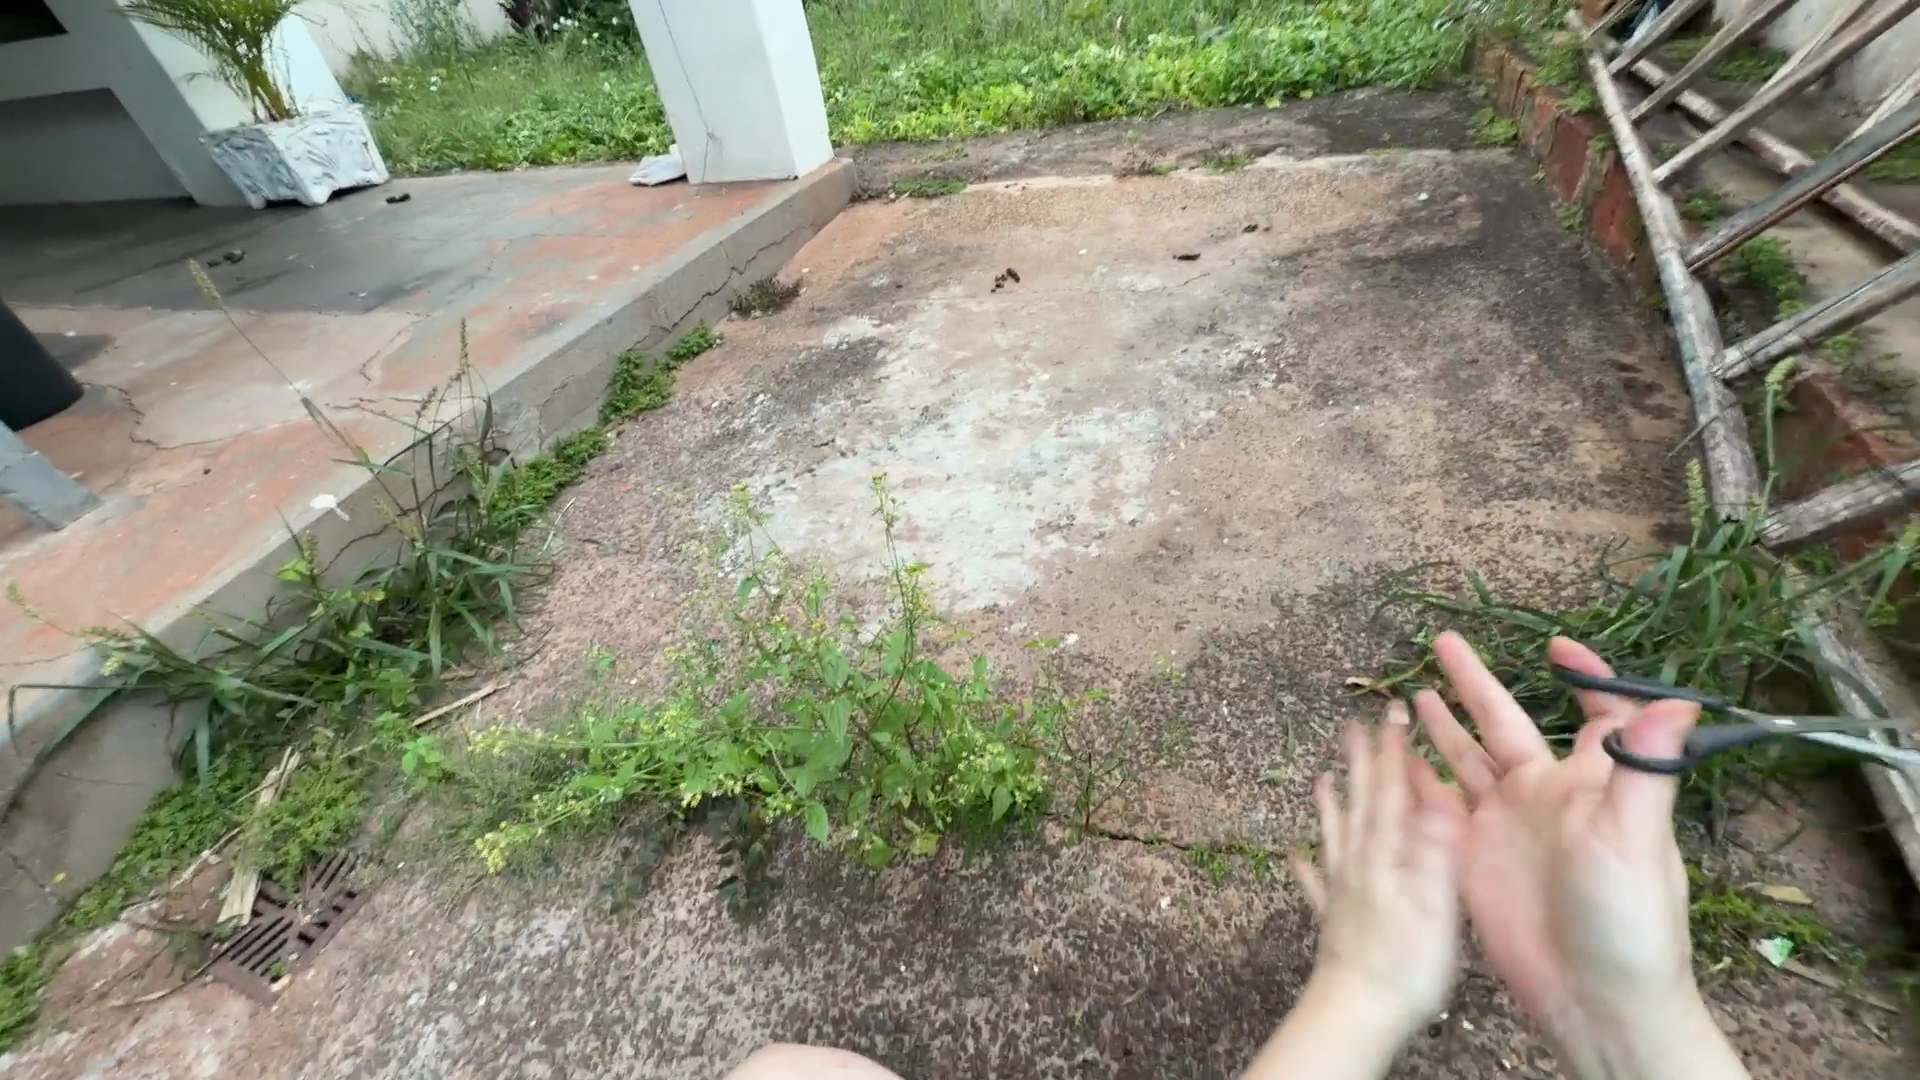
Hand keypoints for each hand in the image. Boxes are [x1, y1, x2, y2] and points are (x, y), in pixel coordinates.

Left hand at [1294, 702, 1466, 1027]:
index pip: (1389, 790)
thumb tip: (1436, 794)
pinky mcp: (1330, 916)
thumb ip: (1433, 848)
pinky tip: (1295, 854)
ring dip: (1330, 801)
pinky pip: (1313, 880)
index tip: (1393, 712)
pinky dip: (1305, 862)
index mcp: (1384, 854)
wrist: (1356, 1007)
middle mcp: (1356, 861)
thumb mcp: (1435, 906)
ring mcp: (1339, 887)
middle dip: (1359, 762)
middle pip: (1358, 801)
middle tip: (1352, 724)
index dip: (1392, 751)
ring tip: (1321, 775)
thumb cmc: (1405, 963)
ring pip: (1333, 832)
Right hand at [1415, 632, 1746, 1078]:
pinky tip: (1394, 754)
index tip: (1558, 647)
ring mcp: (1500, 820)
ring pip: (1462, 756)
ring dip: (1439, 724)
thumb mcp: (1634, 838)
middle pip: (1500, 723)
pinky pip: (1434, 798)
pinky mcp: (1467, 848)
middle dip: (1472, 682)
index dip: (1582, 679)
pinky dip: (1413, 773)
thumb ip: (1642, 768)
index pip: (1593, 717)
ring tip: (1412, 694)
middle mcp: (1539, 793)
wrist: (1589, 996)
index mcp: (1585, 783)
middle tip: (1441, 644)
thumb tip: (1676, 703)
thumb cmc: (1627, 917)